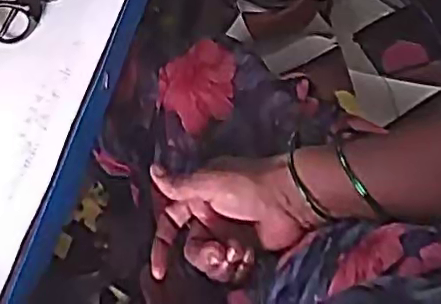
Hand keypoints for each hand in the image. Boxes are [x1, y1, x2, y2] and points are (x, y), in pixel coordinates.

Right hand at [149, 158, 321, 279]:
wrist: (287, 199)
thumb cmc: (247, 184)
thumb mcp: (211, 183)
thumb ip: (181, 185)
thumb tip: (153, 170)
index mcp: (198, 195)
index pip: (171, 221)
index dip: (162, 244)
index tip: (159, 270)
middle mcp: (209, 216)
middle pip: (191, 248)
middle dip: (203, 255)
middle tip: (220, 253)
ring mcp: (227, 234)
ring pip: (210, 262)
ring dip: (221, 262)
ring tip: (238, 252)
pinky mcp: (244, 250)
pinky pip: (231, 270)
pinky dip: (237, 266)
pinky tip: (248, 256)